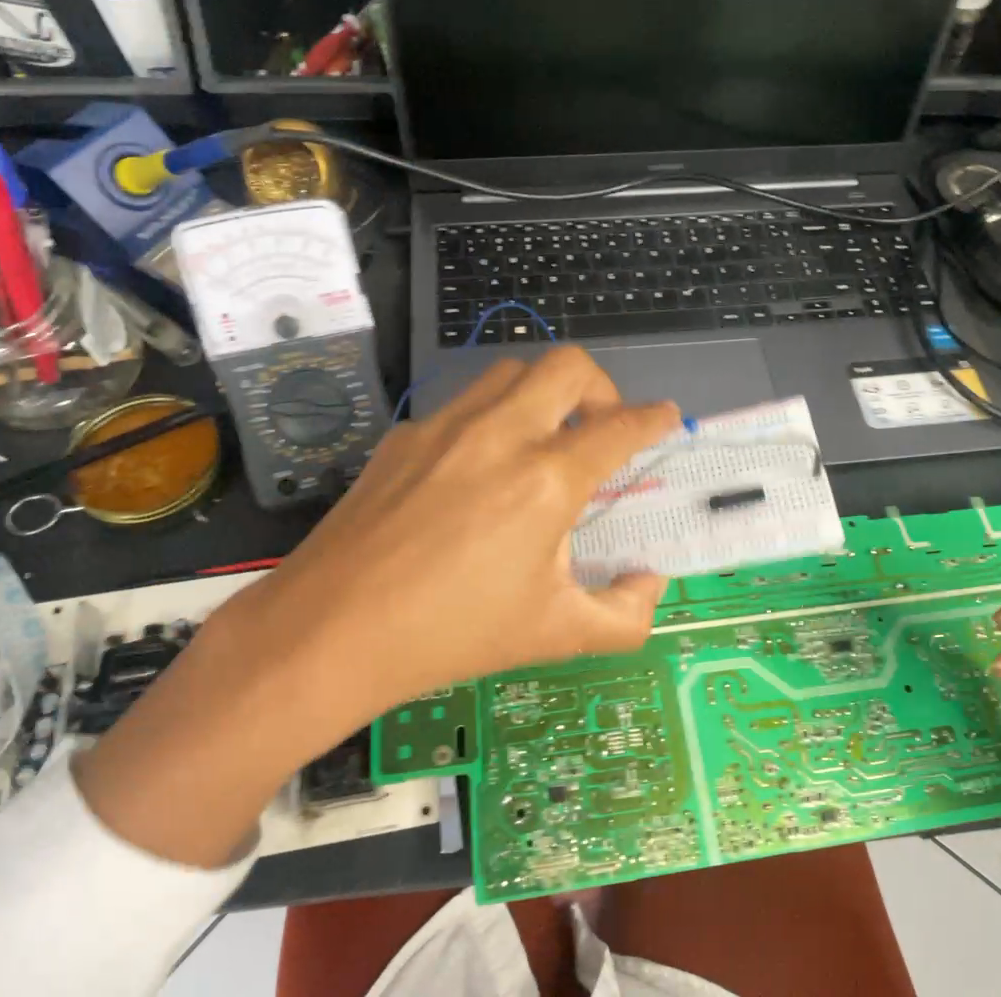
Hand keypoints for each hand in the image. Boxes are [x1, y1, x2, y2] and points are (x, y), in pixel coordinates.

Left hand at [213, 346, 680, 708]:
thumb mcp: (555, 635)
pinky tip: (476, 468)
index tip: (667, 418)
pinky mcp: (403, 438)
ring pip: (510, 371)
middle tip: (600, 429)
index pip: (620, 428)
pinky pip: (461, 404)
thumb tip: (649, 584)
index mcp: (547, 480)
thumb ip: (625, 614)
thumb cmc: (453, 634)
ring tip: (542, 438)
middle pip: (568, 366)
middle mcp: (500, 435)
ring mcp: (445, 428)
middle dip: (601, 387)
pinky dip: (490, 417)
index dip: (654, 419)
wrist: (333, 630)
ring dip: (542, 392)